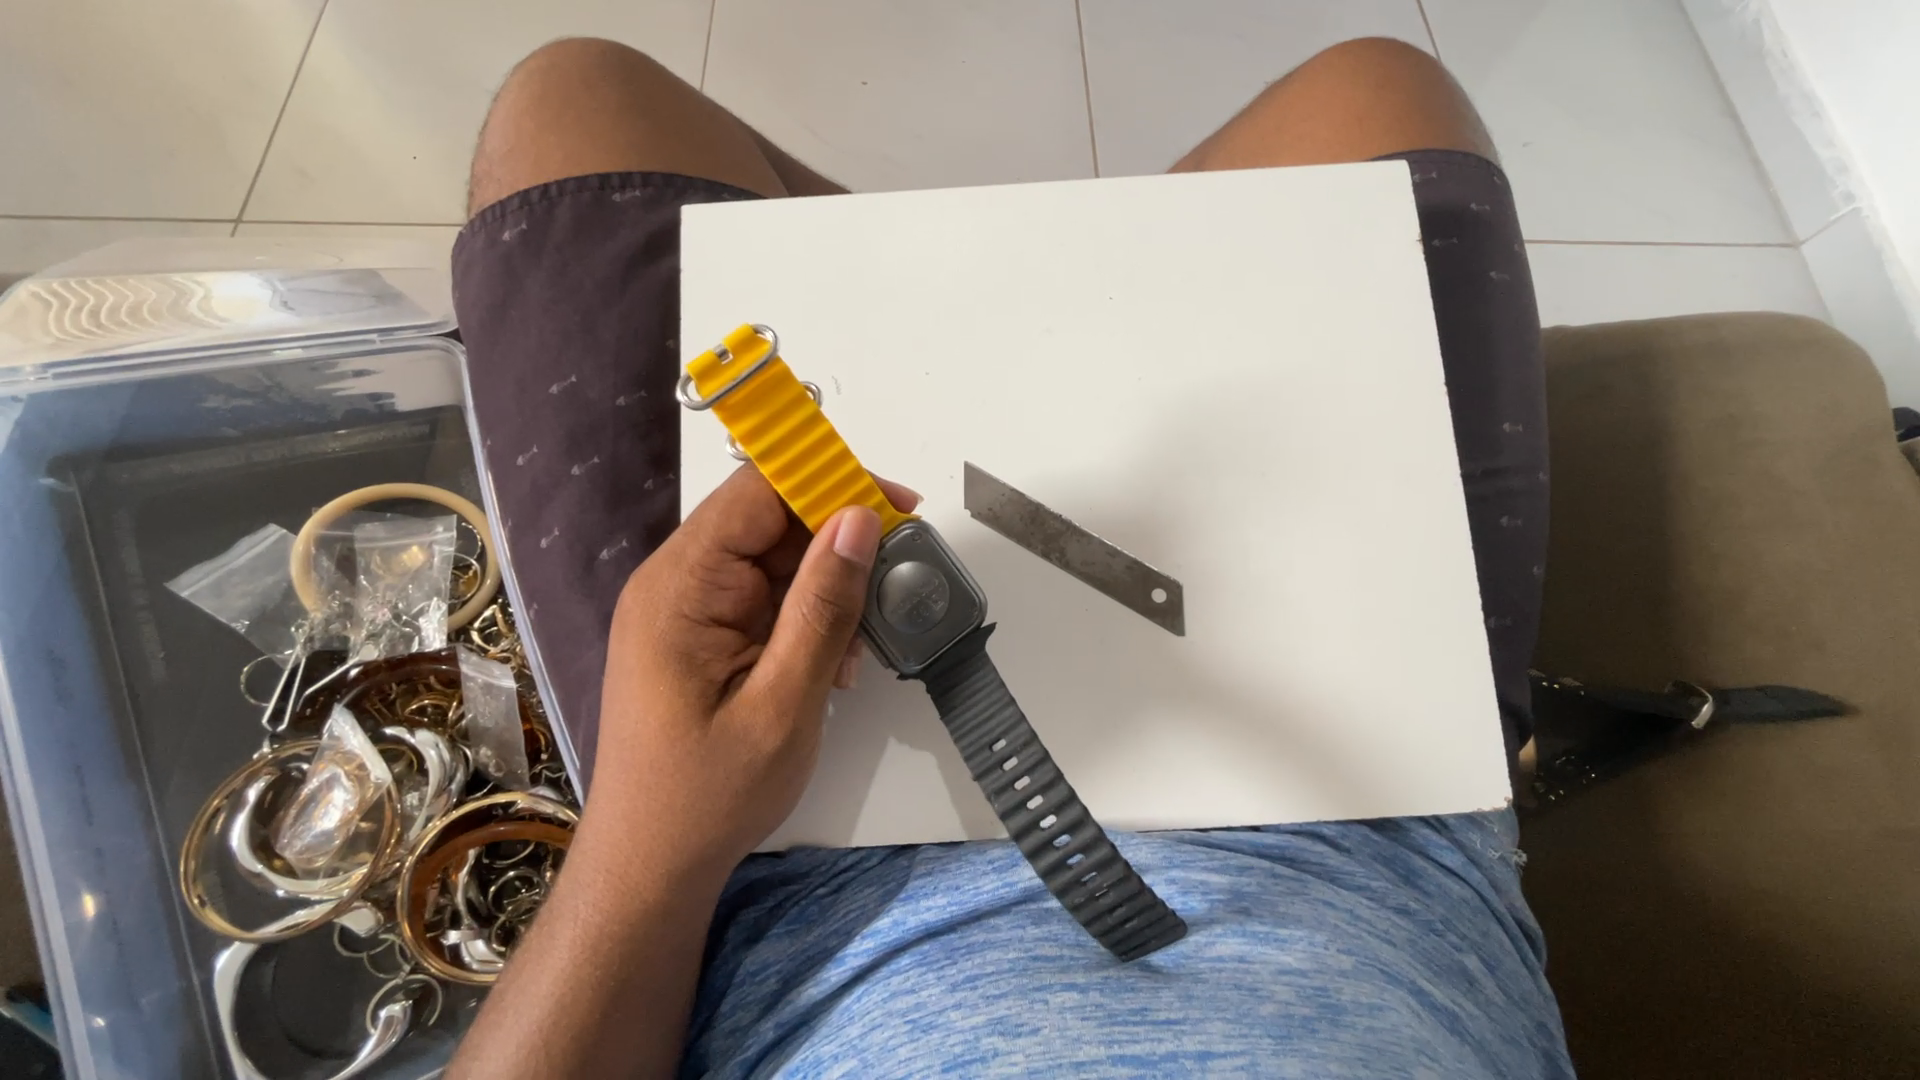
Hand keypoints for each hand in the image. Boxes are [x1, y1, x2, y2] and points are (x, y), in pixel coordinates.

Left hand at [590, 465, 918, 879]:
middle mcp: (678, 583)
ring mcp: (688, 610)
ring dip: (828, 591)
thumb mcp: (783, 701)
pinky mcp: (702, 637)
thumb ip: (823, 606)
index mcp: (681, 585)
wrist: (650, 868)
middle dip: (838, 543)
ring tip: (860, 646)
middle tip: (896, 578)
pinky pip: (766, 601)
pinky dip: (808, 620)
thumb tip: (859, 519)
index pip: (756, 493)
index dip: (828, 482)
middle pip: (769, 523)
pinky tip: (834, 665)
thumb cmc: (709, 795)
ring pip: (776, 562)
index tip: (897, 505)